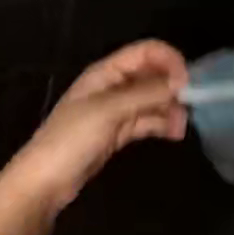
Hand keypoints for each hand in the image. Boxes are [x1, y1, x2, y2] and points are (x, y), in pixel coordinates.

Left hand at [0, 40, 188, 213]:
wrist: (43, 183)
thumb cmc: (72, 139)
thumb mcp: (110, 110)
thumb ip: (147, 93)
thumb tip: (182, 82)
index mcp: (107, 72)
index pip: (146, 51)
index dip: (169, 60)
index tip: (185, 81)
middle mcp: (114, 86)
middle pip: (153, 74)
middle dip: (173, 86)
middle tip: (189, 104)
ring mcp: (117, 110)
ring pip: (154, 99)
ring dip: (170, 108)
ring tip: (181, 126)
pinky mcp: (120, 131)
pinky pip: (149, 120)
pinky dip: (163, 124)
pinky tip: (174, 134)